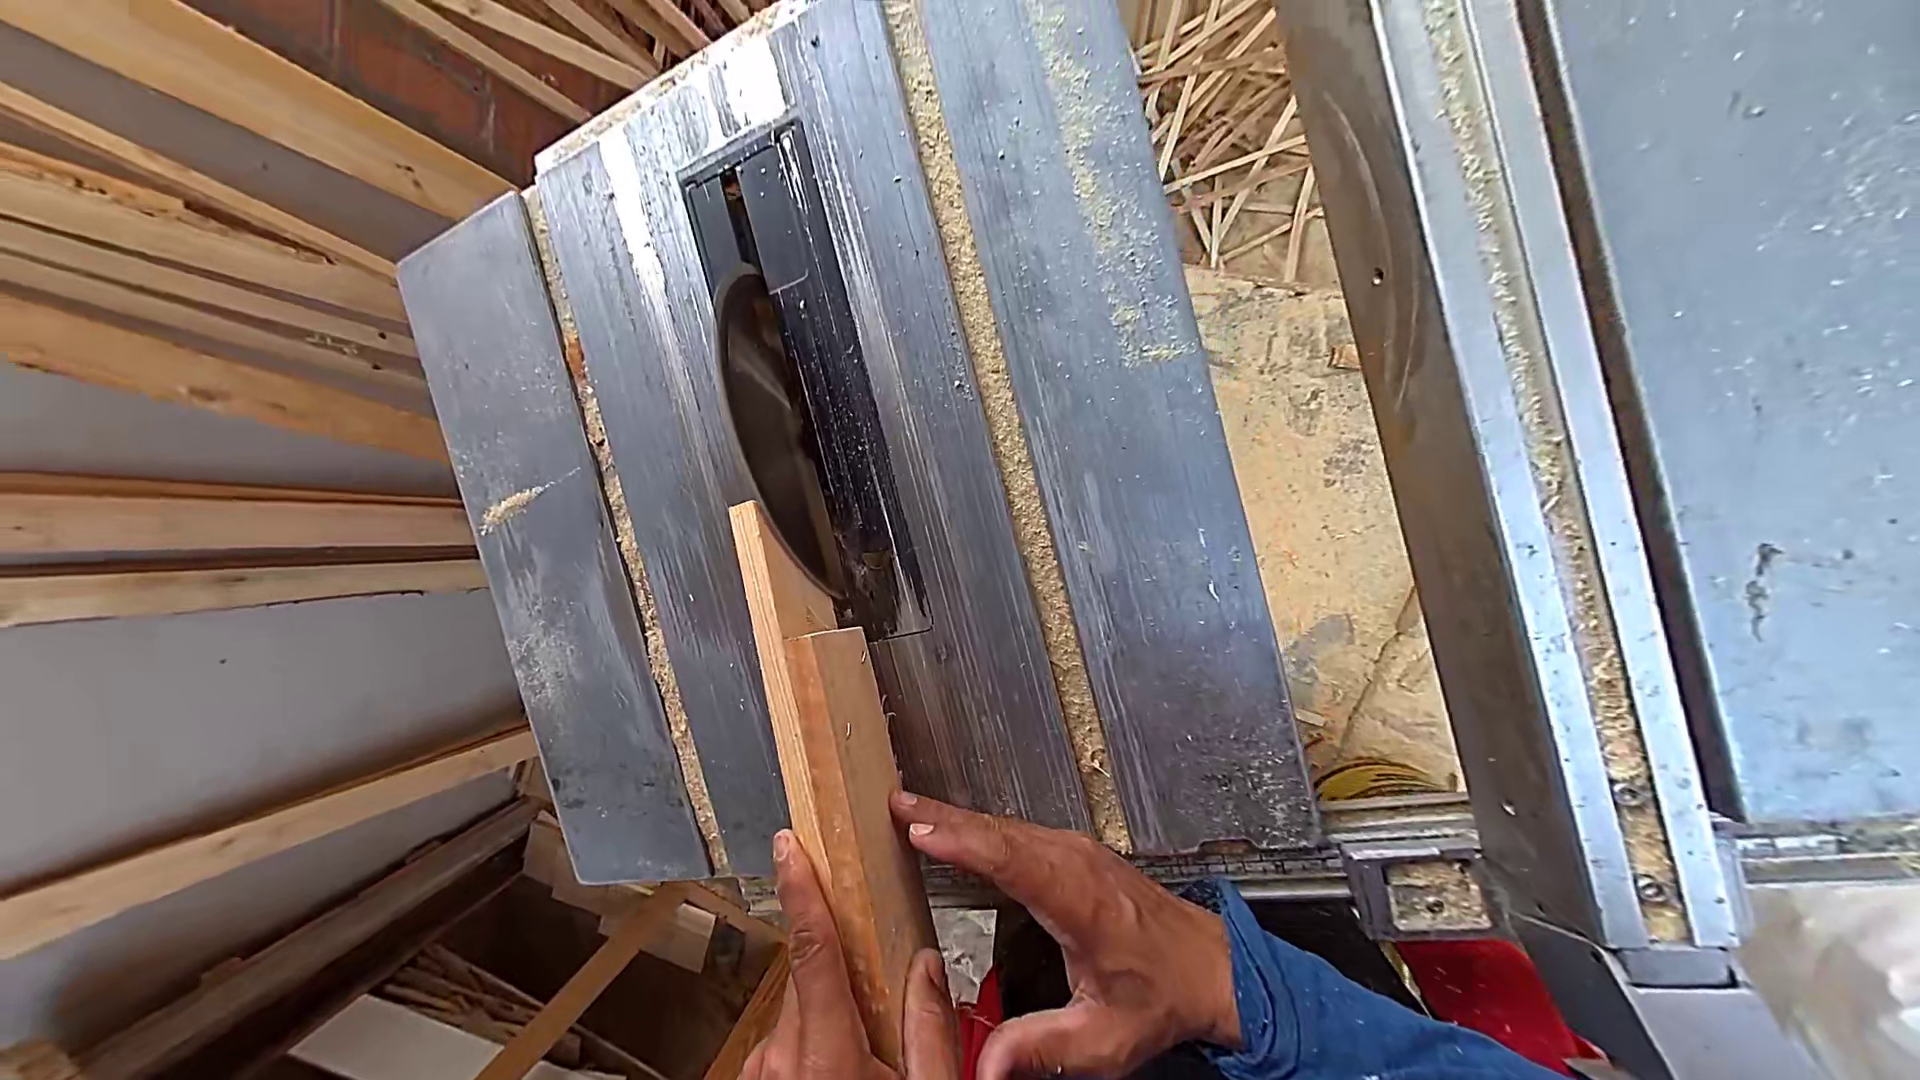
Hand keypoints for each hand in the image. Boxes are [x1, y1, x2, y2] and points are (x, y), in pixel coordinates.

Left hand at [742, 831, 959, 1079]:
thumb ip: (930, 1032)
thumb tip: (927, 967)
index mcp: (826, 1057)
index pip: (811, 948)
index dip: (800, 888)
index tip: (789, 846)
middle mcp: (781, 1059)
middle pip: (809, 973)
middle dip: (841, 964)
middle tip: (878, 998)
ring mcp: (762, 1074)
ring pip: (799, 1005)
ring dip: (828, 1008)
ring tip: (863, 1054)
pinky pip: (785, 1038)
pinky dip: (811, 1038)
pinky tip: (837, 1069)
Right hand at [891, 793, 1239, 1079]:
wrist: (1204, 962)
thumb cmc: (1160, 994)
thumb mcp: (1105, 1040)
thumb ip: (1042, 1048)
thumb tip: (984, 1067)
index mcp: (1081, 901)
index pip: (1013, 860)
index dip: (963, 841)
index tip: (920, 828)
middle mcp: (1074, 862)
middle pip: (1000, 832)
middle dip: (945, 817)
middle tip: (897, 805)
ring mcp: (1073, 850)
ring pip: (1005, 826)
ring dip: (958, 817)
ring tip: (912, 810)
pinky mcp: (1070, 851)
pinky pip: (1016, 831)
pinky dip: (980, 826)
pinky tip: (957, 827)